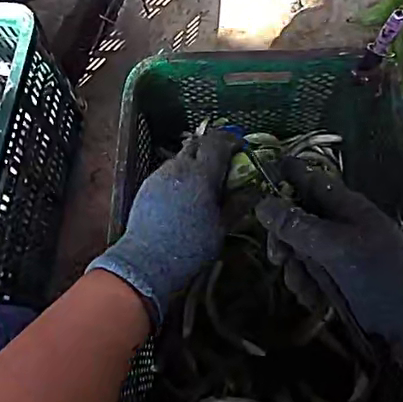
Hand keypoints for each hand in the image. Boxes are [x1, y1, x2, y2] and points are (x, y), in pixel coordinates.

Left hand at [89, 128, 237, 324]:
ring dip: (196, 161)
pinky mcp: (148, 184)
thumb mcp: (221, 228)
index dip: (231, 140)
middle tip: (225, 162)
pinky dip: (181, 173)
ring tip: (205, 181)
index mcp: (201, 174)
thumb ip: (238, 204)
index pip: (217, 142)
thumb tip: (255, 190)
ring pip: (181, 157)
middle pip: (198, 144)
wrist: (147, 261)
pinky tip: (185, 194)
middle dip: (213, 147)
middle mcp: (179, 168)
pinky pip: (168, 170)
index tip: (240, 147)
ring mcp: (160, 174)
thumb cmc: (190, 247)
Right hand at [255, 160, 402, 375]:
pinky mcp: (339, 280)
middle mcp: (340, 225)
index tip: (257, 193)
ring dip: (296, 270)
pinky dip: (307, 287)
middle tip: (278, 259)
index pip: (308, 179)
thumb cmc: (382, 277)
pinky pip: (310, 275)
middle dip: (284, 239)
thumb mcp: (336, 248)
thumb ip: (298, 226)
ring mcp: (340, 253)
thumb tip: (261, 204)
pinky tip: (315, 301)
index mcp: (345, 205)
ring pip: (299, 251)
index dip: (283, 180)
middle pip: (296, 218)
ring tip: (306, 289)